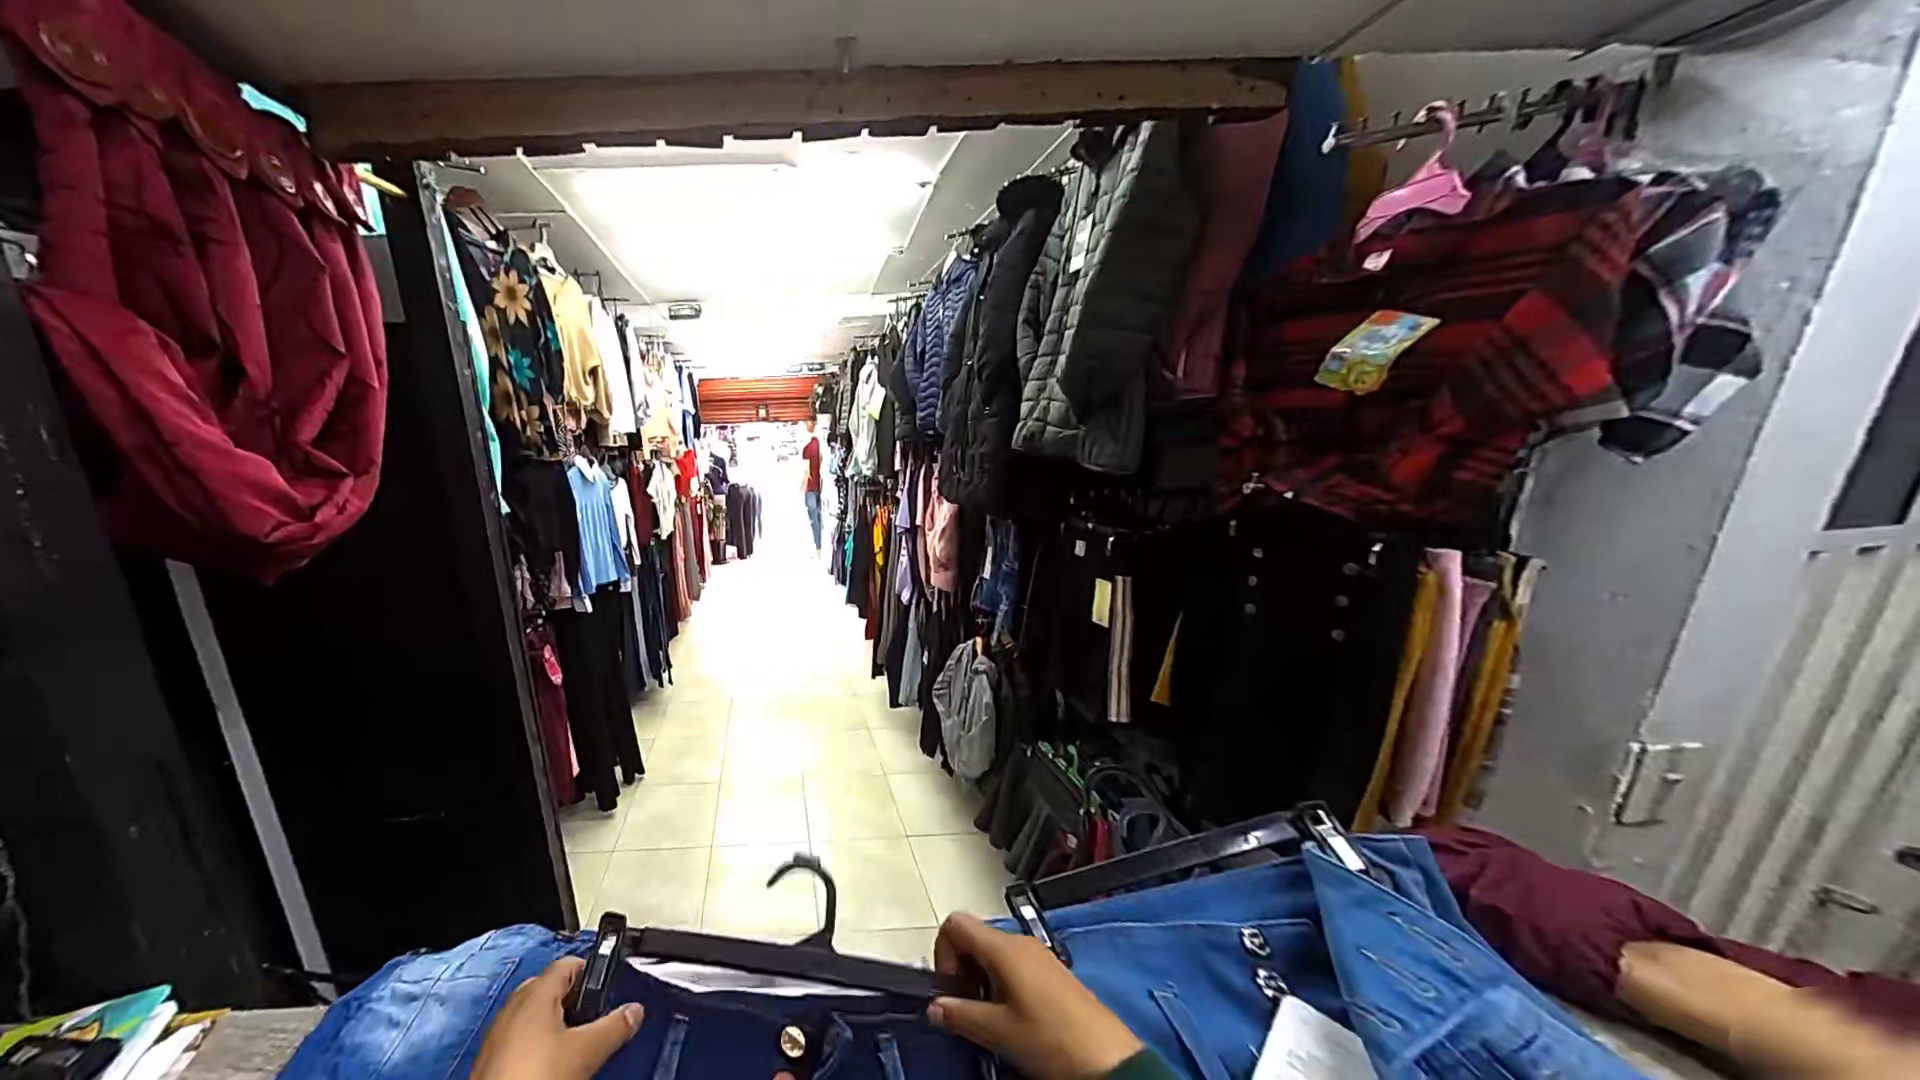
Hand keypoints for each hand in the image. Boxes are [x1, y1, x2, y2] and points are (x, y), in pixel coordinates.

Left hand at [472, 956, 644, 1079]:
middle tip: (594, 1017)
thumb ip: (615, 1025)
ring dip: (556, 1024)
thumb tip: (633, 1012)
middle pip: (553, 988)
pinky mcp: (488, 1063)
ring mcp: (497, 1036)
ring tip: (574, 1045)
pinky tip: (550, 1065)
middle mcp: (513, 1008)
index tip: (608, 987)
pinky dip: (538, 1045)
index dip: (594, 971)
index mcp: (536, 994)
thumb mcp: (587, 1050)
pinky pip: (520, 1040)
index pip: (571, 963)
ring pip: (535, 1016)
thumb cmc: (533, 1078)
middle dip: (576, 1000)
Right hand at [926, 913, 1142, 1079]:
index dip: (943, 953)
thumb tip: (935, 1006)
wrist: (1106, 1056)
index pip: (956, 924)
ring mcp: (1036, 954)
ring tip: (989, 1017)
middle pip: (973, 937)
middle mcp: (1019, 941)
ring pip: (992, 952)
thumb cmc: (1053, 1037)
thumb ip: (960, 1015)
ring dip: (980, 979)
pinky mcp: (1049, 970)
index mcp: (1003, 947)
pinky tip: (1010, 1017)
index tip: (950, 988)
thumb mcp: (998, 1031)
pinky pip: (1012, 963)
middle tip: (966, 1008)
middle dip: (961, 969)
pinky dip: (999, 983)